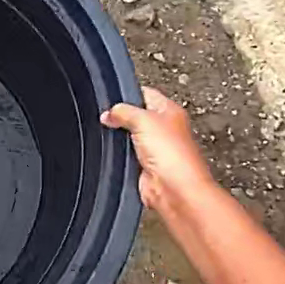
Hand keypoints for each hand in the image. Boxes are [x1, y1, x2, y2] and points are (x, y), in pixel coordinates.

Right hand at [101, 87, 218, 213]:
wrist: (175, 189)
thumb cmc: (173, 155)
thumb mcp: (143, 119)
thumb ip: (123, 111)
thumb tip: (109, 113)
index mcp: (169, 111)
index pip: (146, 94)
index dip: (128, 94)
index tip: (112, 98)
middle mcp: (163, 128)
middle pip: (136, 115)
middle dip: (121, 117)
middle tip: (109, 117)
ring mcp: (155, 147)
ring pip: (130, 136)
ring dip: (121, 137)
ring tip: (112, 134)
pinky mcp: (146, 165)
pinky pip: (127, 154)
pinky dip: (121, 154)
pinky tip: (117, 153)